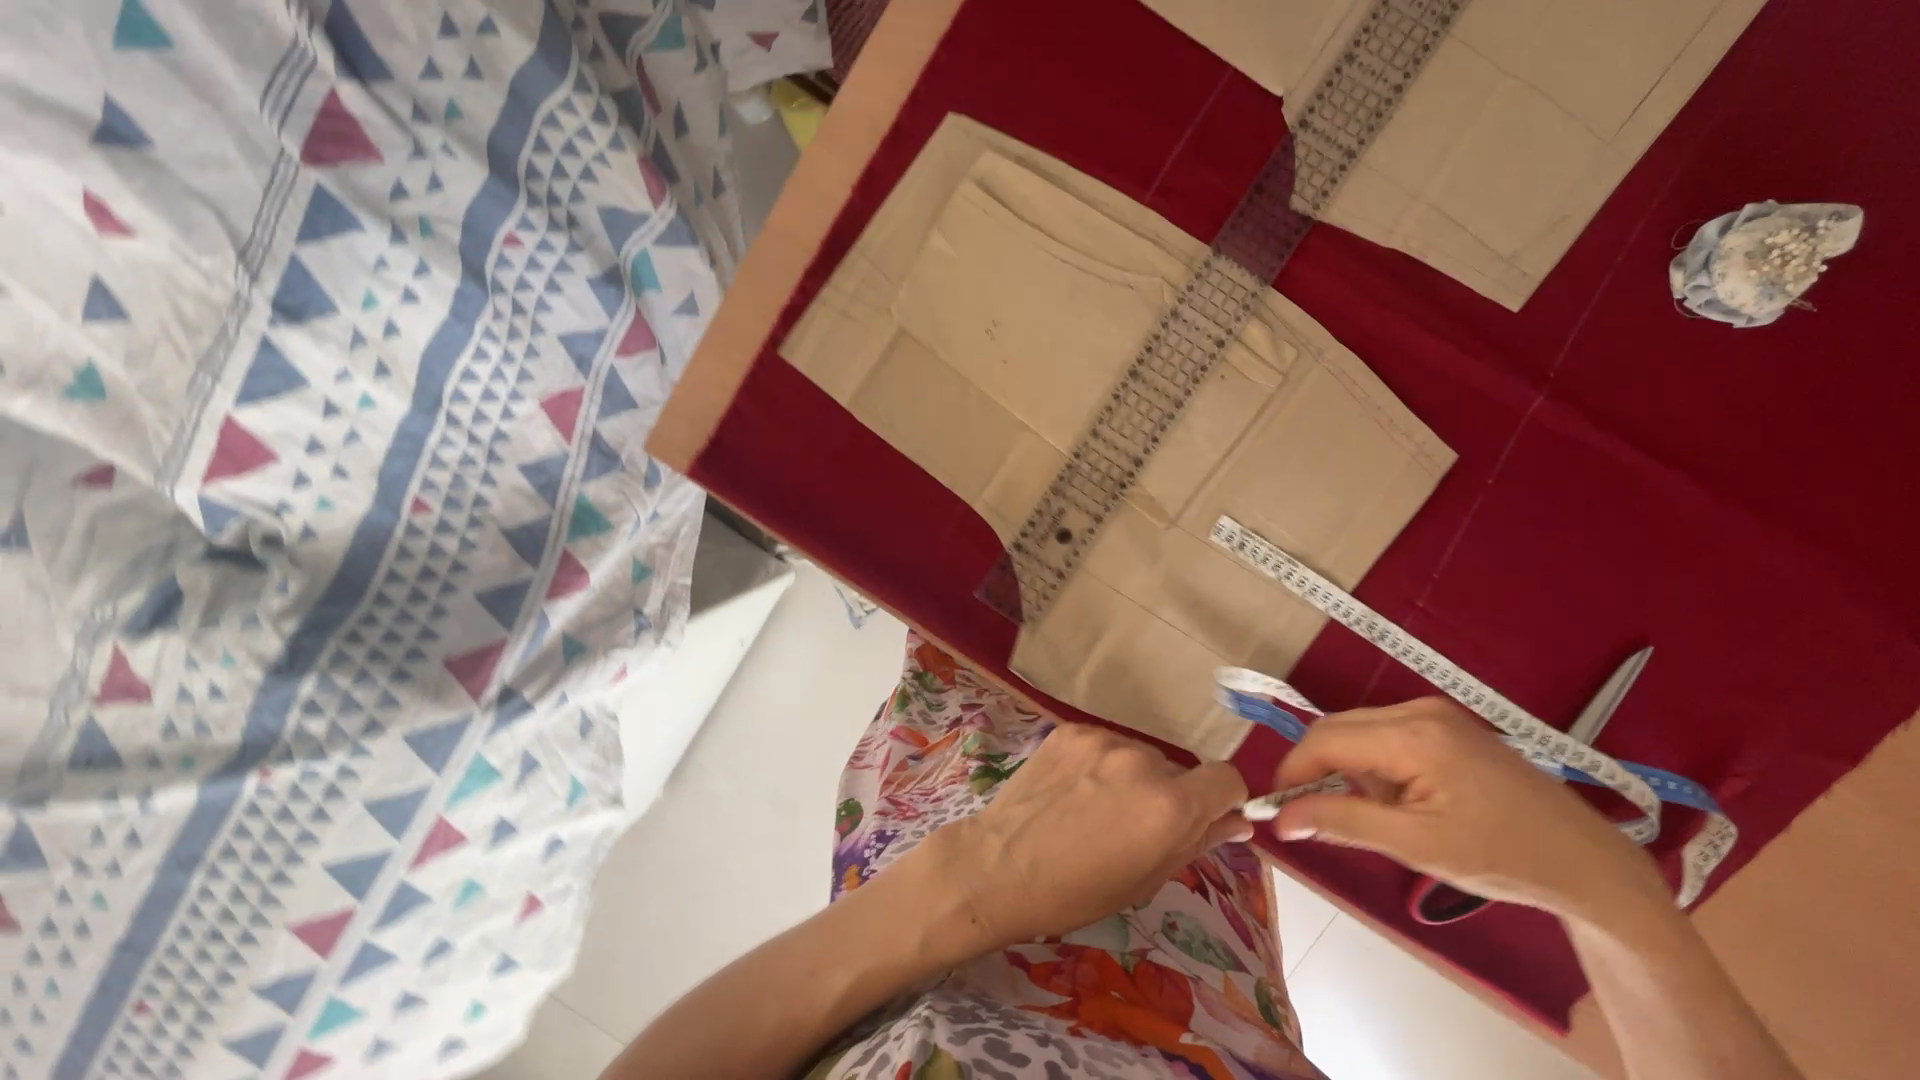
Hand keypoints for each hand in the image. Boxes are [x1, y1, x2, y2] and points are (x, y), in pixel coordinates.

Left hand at [925, 723, 1250, 952]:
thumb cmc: (1077, 891)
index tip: (1205, 818)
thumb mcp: (1147, 879)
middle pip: (1178, 769)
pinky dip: (1098, 764)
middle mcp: (1142, 760)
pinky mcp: (1070, 730)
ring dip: (1133, 777)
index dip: (1222, 800)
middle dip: (1170, 794)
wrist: (998, 867)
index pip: (1226, 779)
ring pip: (1139, 755)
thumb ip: (1198, 841)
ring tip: (1095, 809)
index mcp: (1171, 804)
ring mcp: (1102, 739)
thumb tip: (1237, 820)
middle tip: (1134, 826)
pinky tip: (1072, 791)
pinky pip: (1103, 745)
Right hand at [1270, 698, 1669, 920]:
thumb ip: (1342, 822)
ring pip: (1358, 732)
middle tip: (1314, 818)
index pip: (1324, 741)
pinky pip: (1385, 736)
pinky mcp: (1448, 727)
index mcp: (1412, 734)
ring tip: (1370, 816)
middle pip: (1337, 730)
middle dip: (1317, 772)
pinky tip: (1397, 802)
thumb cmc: (1502, 857)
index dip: (1292, 774)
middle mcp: (1419, 710)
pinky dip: (1373, 767)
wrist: (1587, 862)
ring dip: (1347, 771)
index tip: (1279, 812)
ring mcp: (1437, 715)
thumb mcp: (1415, 845)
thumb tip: (1280, 819)